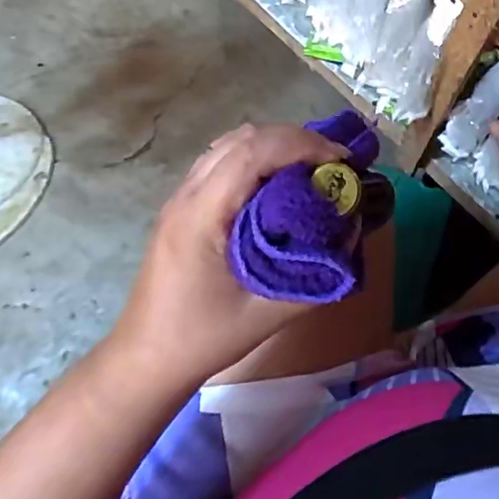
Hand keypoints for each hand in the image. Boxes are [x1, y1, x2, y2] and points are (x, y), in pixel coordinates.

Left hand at [109, 123, 349, 385]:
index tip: (341, 162)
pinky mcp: (183, 205)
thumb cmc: (203, 339)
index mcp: (201, 216)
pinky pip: (223, 159)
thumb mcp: (269, 314)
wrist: (145, 360)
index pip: (253, 153)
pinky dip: (259, 156)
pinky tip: (280, 180)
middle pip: (244, 138)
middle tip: (335, 163)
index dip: (302, 145)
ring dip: (277, 144)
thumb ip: (317, 273)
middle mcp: (186, 195)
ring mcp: (180, 197)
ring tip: (313, 166)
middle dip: (296, 139)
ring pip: (232, 143)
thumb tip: (354, 231)